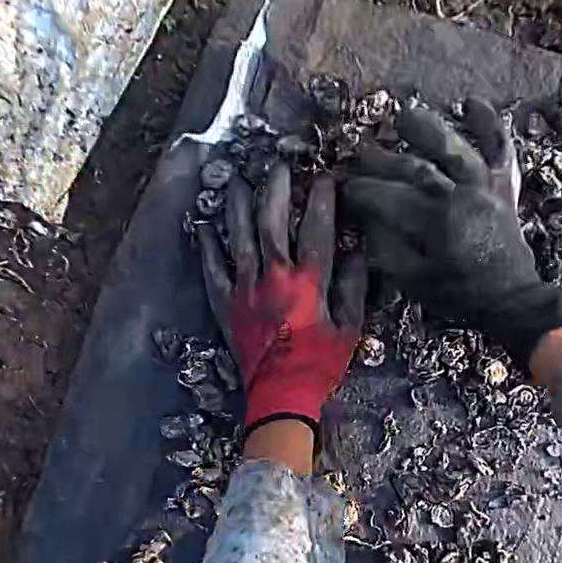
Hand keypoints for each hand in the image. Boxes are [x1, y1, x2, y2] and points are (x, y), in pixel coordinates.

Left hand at [198, 162, 367, 445]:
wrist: (280, 396)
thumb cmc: (319, 364)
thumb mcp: (349, 328)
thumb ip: (354, 288)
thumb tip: (359, 252)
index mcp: (309, 283)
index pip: (317, 230)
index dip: (322, 201)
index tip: (325, 178)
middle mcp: (274, 279)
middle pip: (271, 223)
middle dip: (275, 190)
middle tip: (277, 166)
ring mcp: (244, 290)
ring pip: (239, 238)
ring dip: (238, 207)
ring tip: (239, 181)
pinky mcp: (225, 305)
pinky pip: (212, 270)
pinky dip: (207, 247)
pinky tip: (202, 225)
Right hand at [341, 97, 561, 363]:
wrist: (510, 299)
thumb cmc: (457, 294)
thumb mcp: (413, 280)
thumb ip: (388, 247)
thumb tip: (368, 218)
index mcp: (434, 221)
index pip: (386, 196)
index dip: (360, 191)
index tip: (342, 188)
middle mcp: (460, 194)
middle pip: (414, 167)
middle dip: (381, 159)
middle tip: (359, 153)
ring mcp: (485, 185)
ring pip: (454, 146)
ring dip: (428, 128)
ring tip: (403, 115)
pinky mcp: (503, 185)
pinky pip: (499, 147)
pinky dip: (489, 123)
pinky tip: (472, 103)